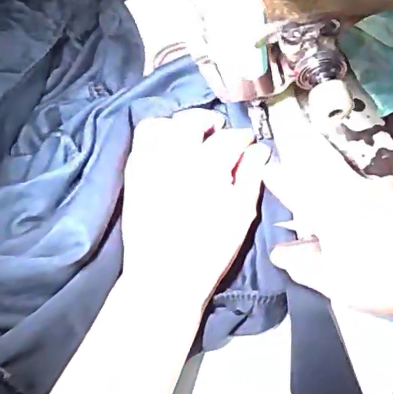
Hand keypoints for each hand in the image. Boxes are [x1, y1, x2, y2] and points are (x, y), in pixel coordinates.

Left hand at [121, 109, 267, 304]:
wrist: (165, 274)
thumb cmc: (211, 247)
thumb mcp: (242, 212)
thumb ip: (252, 174)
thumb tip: (259, 150)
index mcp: (208, 165)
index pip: (232, 137)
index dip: (246, 139)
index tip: (251, 146)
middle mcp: (176, 155)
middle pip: (194, 120)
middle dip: (212, 122)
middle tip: (222, 136)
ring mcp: (150, 161)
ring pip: (163, 123)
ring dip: (180, 125)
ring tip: (193, 139)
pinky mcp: (133, 171)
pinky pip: (142, 139)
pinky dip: (158, 136)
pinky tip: (171, 151)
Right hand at [262, 126, 392, 329]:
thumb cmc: (391, 281)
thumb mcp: (335, 282)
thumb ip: (303, 263)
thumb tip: (284, 253)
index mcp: (333, 207)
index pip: (295, 184)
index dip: (280, 177)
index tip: (271, 170)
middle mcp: (361, 186)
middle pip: (331, 182)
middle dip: (328, 201)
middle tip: (339, 232)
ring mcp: (392, 185)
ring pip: (366, 191)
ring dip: (364, 210)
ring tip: (377, 244)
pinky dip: (391, 210)